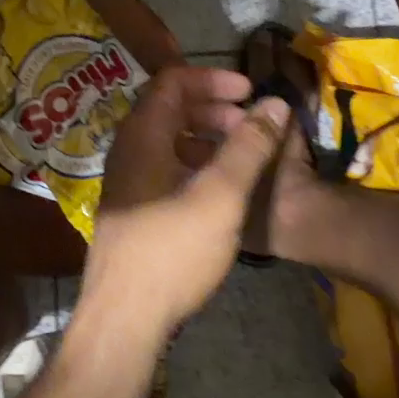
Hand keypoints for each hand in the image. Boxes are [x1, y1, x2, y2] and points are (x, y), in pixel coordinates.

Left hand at [84, 67, 290, 336]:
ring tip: (243, 154)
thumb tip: (274, 103)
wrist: (123, 319)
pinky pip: (165, 166)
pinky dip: (195, 163)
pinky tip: (220, 189)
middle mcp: (128, 148)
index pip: (173, 80)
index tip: (250, 90)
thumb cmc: (172, 249)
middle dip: (214, 107)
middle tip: (252, 123)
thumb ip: (249, 146)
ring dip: (206, 137)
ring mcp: (127, 180)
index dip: (213, 78)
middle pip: (170, 107)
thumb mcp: (220, 195)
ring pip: (169, 139)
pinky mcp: (133, 209)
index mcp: (142, 134)